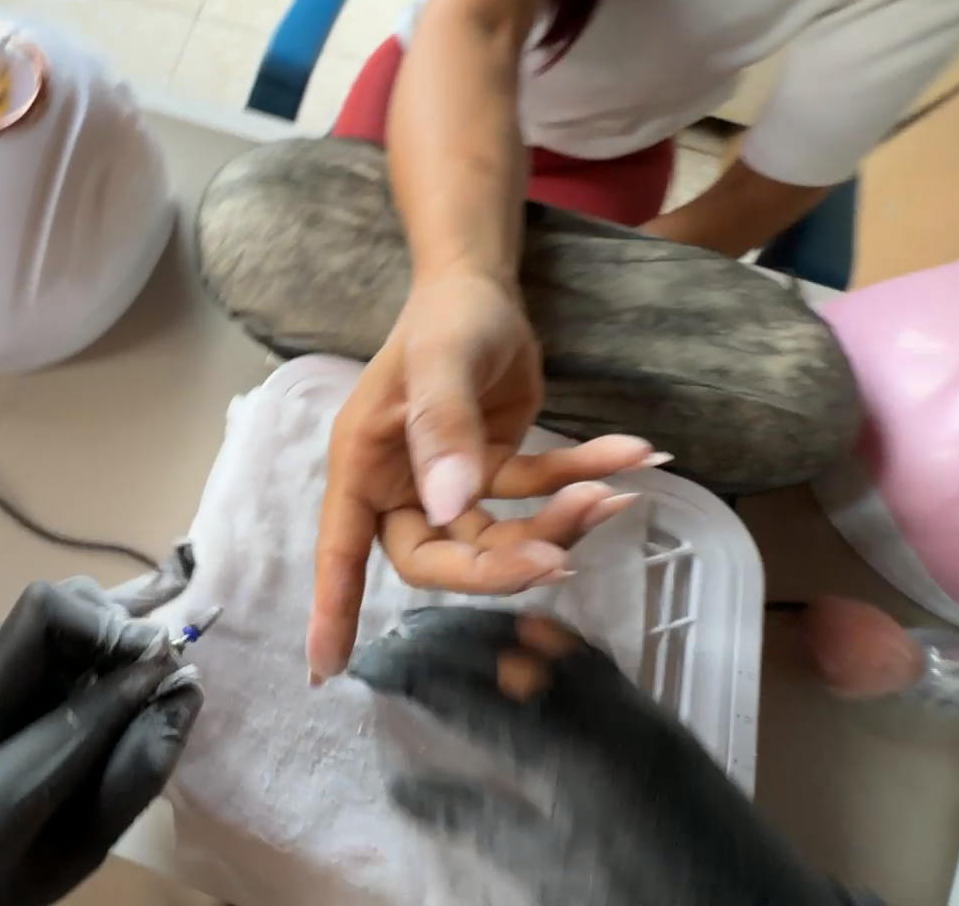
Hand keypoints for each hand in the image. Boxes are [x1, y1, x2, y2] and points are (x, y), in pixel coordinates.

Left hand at [0, 579, 201, 905]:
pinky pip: (75, 624)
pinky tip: (147, 642)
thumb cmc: (35, 851)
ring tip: (147, 675)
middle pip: (68, 602)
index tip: (157, 661)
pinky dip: (115, 634)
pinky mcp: (22, 655)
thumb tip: (189, 682)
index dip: (107, 625)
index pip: (45, 610)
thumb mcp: (96, 821)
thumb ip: (144, 754)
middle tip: (160, 675)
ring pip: (78, 608)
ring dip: (122, 637)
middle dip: (123, 633)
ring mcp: (0, 650)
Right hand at [308, 272, 666, 679]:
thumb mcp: (440, 362)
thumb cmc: (443, 321)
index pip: (339, 548)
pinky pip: (532, 493)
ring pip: (492, 535)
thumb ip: (440, 430)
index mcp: (363, 463)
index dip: (331, 608)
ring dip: (555, 522)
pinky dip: (579, 482)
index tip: (325, 669)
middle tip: (559, 558)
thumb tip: (451, 509)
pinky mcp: (489, 468)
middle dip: (495, 566)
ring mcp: (444, 480)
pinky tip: (633, 456)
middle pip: (434, 557)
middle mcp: (398, 481)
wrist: (480, 290)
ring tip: (614, 494)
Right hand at [347, 609, 863, 905]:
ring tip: (435, 623)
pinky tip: (508, 634)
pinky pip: (582, 648)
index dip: (411, 676)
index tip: (369, 665)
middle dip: (438, 639)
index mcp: (566, 758)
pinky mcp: (650, 705)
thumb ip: (474, 817)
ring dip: (483, 625)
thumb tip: (402, 784)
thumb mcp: (550, 872)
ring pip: (542, 635)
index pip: (467, 697)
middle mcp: (597, 713)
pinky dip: (533, 632)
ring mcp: (630, 702)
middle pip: (501, 650)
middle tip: (391, 637)